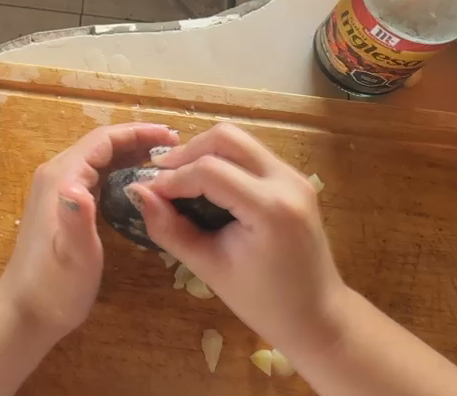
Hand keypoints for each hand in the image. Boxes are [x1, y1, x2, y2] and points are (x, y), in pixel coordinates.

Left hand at [0, 121, 179, 342]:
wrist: (26, 310)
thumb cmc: (53, 286)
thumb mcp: (73, 256)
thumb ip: (76, 220)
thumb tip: (79, 188)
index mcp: (62, 176)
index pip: (102, 139)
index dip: (136, 132)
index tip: (172, 135)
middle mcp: (58, 173)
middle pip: (101, 144)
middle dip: (138, 139)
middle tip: (177, 146)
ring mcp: (59, 187)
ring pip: (99, 158)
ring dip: (130, 153)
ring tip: (166, 159)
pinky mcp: (63, 201)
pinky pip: (95, 174)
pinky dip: (119, 169)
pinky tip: (140, 181)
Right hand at [131, 124, 346, 359]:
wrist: (320, 319)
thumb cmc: (265, 303)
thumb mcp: (210, 270)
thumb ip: (169, 229)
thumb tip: (136, 193)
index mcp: (270, 209)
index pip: (209, 170)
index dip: (173, 177)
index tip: (147, 190)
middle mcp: (286, 181)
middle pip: (225, 138)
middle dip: (187, 152)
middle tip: (162, 176)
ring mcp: (293, 176)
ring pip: (237, 140)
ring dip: (203, 152)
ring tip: (180, 178)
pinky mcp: (292, 178)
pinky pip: (248, 153)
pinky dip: (221, 159)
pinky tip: (205, 184)